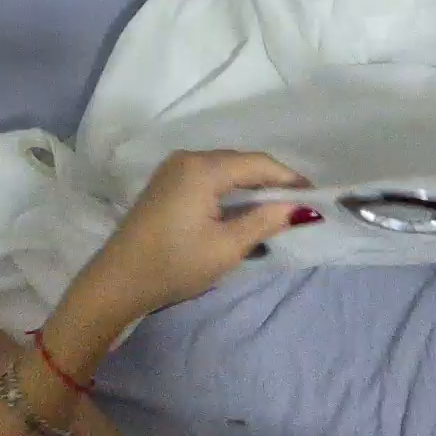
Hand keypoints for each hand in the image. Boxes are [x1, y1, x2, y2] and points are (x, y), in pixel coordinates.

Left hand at [81, 149, 310, 317]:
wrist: (119, 278)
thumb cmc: (175, 263)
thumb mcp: (226, 248)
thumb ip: (263, 222)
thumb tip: (299, 208)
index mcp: (202, 168)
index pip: (256, 163)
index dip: (288, 177)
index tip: (316, 196)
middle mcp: (187, 157)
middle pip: (239, 161)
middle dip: (271, 179)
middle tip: (300, 204)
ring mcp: (173, 167)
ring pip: (224, 167)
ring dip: (250, 183)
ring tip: (278, 207)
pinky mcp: (166, 180)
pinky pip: (207, 174)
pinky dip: (230, 187)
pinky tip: (243, 206)